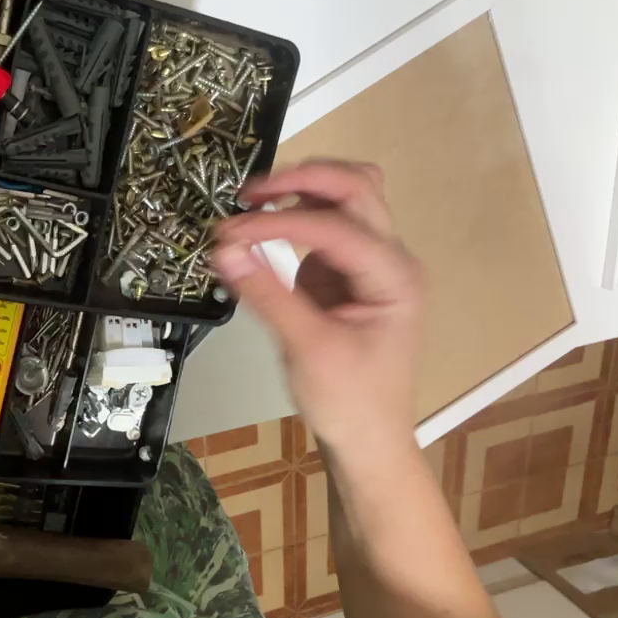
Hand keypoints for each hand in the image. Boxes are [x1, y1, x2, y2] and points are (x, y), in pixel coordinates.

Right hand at [212, 160, 424, 458]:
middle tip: (248, 194)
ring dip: (301, 188)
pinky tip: (261, 227)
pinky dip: (294, 215)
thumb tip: (222, 249)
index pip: (336, 226)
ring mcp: (369, 263)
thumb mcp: (306, 348)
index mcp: (394, 276)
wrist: (367, 438)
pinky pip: (324, 224)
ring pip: (346, 196)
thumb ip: (266, 294)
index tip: (229, 231)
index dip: (279, 221)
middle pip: (356, 187)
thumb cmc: (349, 400)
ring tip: (254, 202)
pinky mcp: (345, 272)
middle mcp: (389, 259)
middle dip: (301, 179)